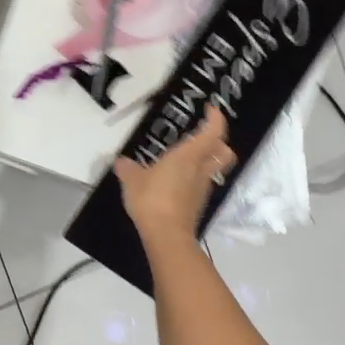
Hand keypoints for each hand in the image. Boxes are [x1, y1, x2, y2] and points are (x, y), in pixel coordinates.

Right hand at [112, 104, 235, 256]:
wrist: (166, 234)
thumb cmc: (151, 199)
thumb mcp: (132, 180)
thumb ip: (128, 168)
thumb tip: (121, 162)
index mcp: (188, 156)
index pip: (213, 132)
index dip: (216, 118)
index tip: (210, 109)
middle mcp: (200, 170)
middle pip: (223, 152)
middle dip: (218, 142)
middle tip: (202, 136)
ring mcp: (201, 188)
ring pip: (212, 168)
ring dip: (203, 161)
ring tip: (180, 160)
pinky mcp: (196, 204)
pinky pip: (199, 184)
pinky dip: (191, 178)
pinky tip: (171, 182)